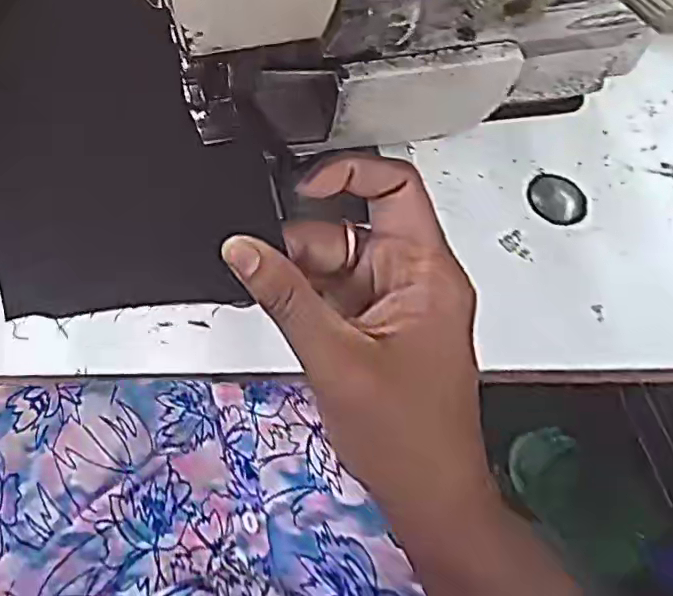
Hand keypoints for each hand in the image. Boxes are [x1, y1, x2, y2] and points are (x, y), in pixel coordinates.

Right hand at [222, 155, 488, 514]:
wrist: (428, 502)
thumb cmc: (409, 440)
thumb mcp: (335, 357)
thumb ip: (283, 295)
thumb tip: (244, 249)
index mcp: (426, 271)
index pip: (397, 185)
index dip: (349, 170)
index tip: (305, 185)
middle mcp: (413, 276)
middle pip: (351, 225)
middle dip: (306, 246)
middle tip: (274, 268)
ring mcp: (393, 298)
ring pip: (335, 257)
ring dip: (301, 276)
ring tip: (286, 308)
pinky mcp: (375, 319)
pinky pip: (332, 285)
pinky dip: (306, 296)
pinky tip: (295, 318)